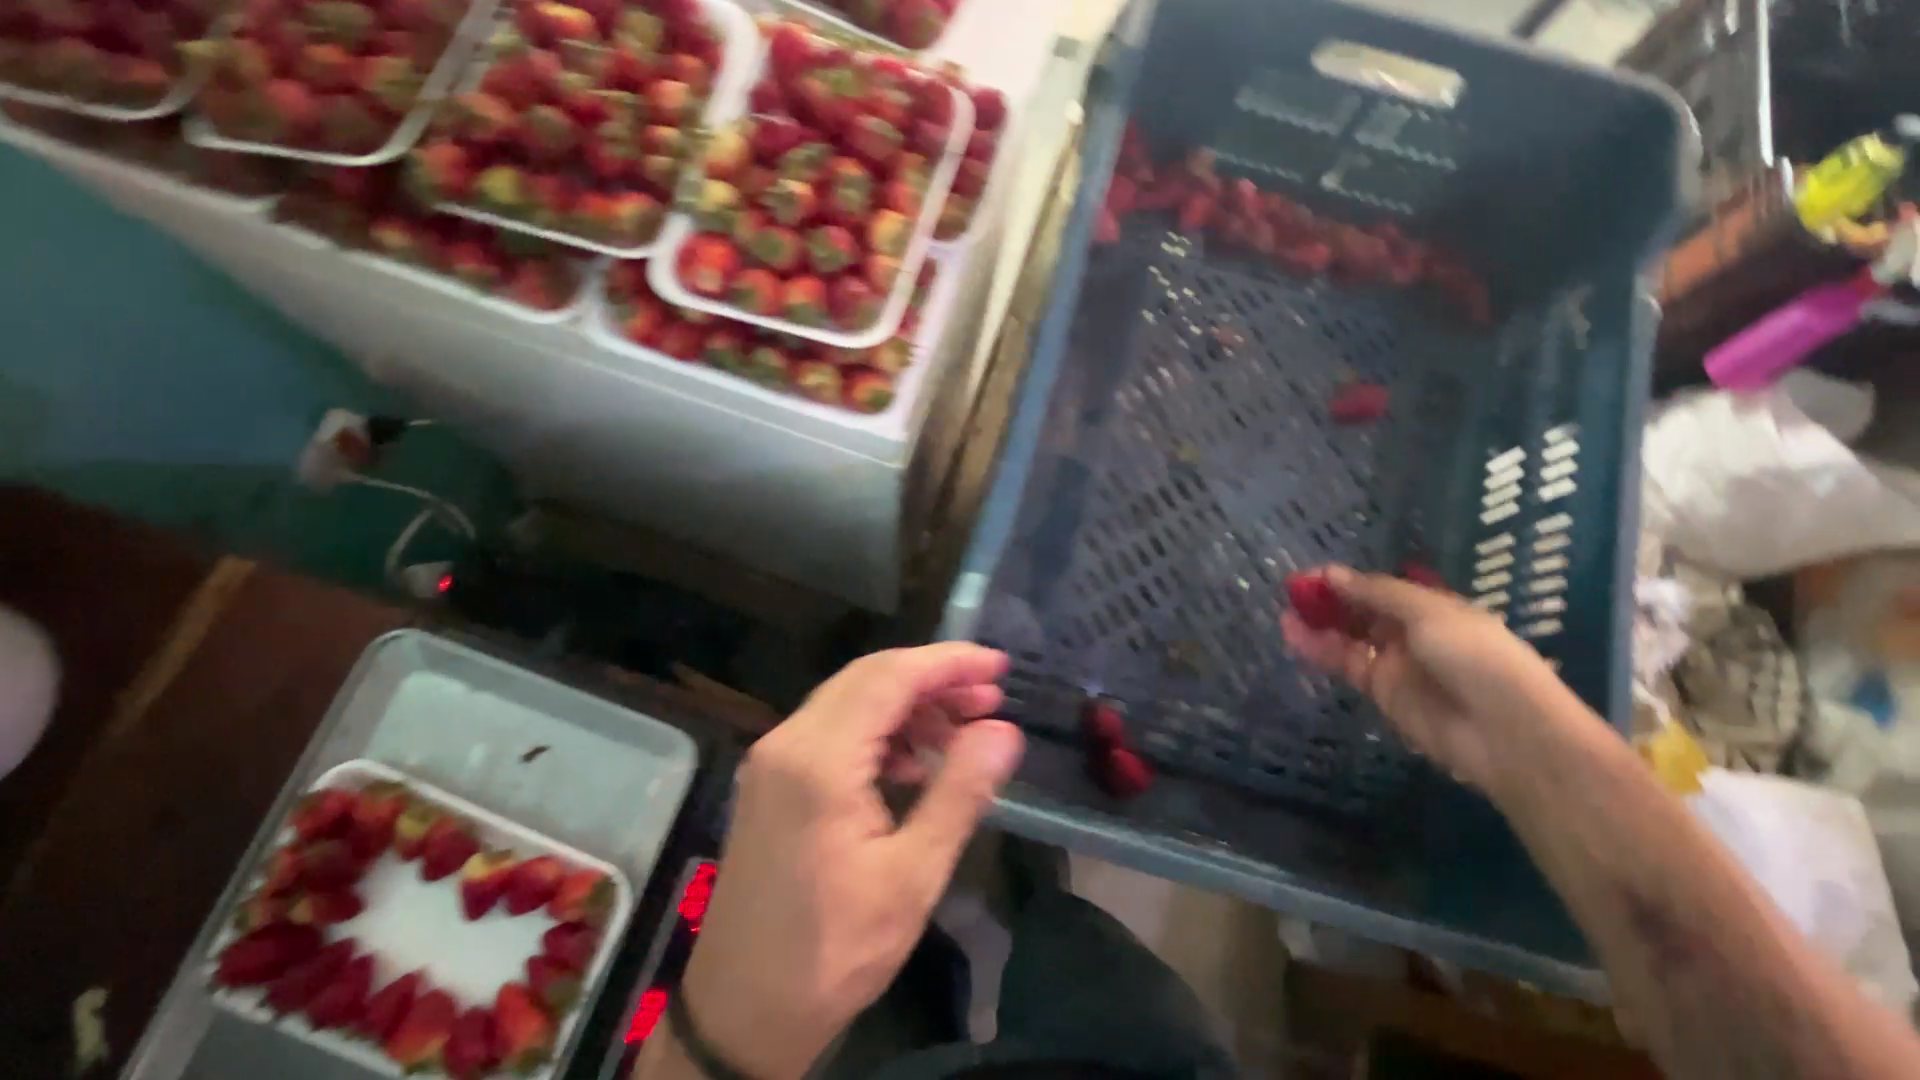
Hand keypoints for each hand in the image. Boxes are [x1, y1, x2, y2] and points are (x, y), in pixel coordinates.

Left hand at [679, 644, 1025, 1079]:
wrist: (743, 1009)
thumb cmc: (835, 949)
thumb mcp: (913, 875)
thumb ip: (960, 792)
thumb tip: (1004, 731)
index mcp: (819, 760)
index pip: (890, 677)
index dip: (949, 662)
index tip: (1000, 666)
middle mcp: (786, 743)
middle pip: (867, 678)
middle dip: (932, 679)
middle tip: (990, 698)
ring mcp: (771, 761)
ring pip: (848, 702)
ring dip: (906, 706)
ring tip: (961, 733)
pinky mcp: (769, 782)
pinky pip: (830, 731)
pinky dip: (877, 733)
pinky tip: (913, 765)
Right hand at [1280, 565, 1581, 794]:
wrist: (1504, 731)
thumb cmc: (1476, 657)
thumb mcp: (1429, 612)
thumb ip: (1377, 594)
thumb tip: (1332, 574)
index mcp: (1434, 607)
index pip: (1383, 589)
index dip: (1349, 581)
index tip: (1312, 575)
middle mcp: (1414, 633)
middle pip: (1363, 613)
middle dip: (1330, 602)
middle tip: (1292, 593)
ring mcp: (1397, 665)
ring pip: (1350, 639)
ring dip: (1319, 626)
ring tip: (1284, 615)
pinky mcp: (1382, 694)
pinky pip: (1346, 666)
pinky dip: (1320, 651)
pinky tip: (1295, 637)